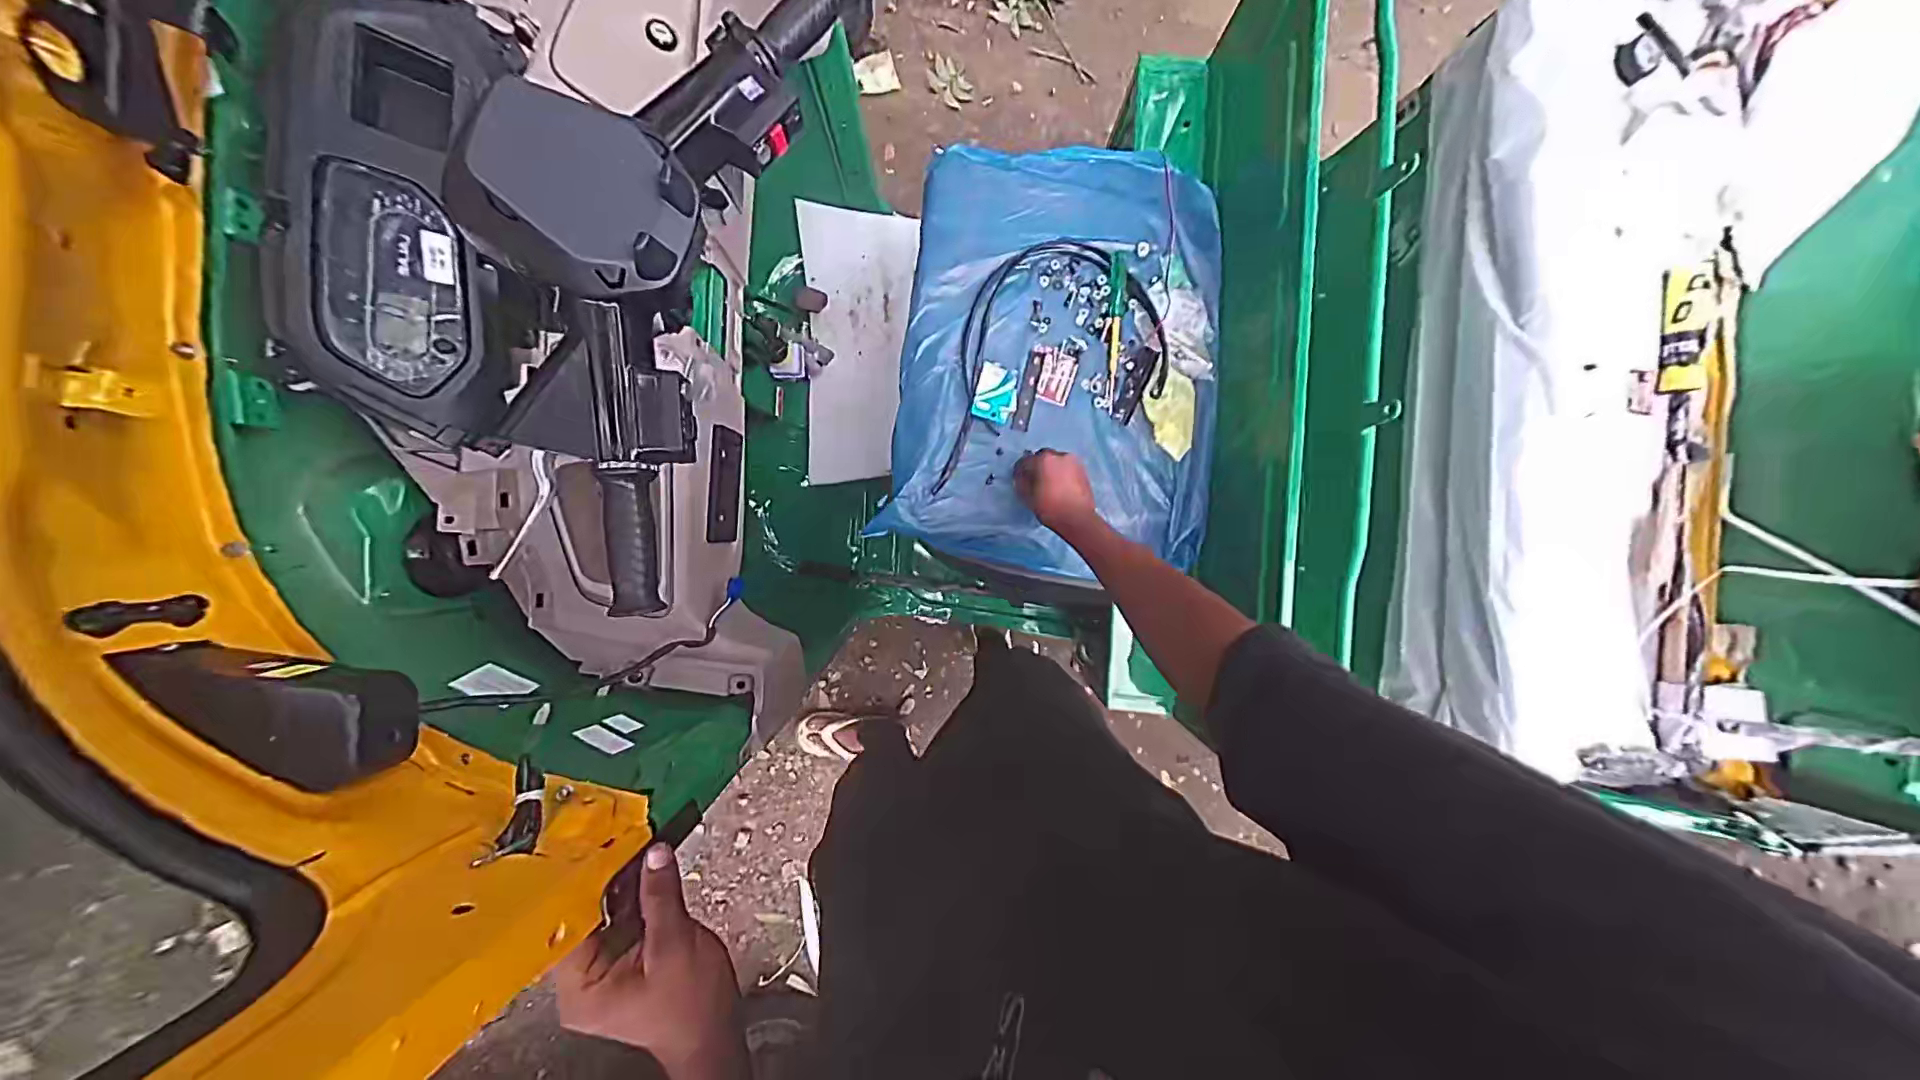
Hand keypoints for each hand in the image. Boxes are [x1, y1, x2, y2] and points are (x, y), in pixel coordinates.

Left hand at [554, 844, 746, 1079]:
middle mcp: (585, 978)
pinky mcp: (627, 953)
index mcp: (581, 989)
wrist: (715, 1029)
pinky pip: (627, 914)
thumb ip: (661, 896)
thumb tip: (655, 854)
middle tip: (623, 841)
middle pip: (589, 915)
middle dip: (609, 878)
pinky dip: (640, 891)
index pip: (571, 926)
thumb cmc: (691, 1007)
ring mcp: (606, 965)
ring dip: (626, 880)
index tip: (598, 851)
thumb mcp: (676, 946)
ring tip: (638, 846)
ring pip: (610, 910)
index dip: (584, 886)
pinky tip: (649, 866)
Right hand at [1015, 449, 1098, 539]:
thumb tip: (1022, 475)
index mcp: (1043, 459)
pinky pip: (1067, 469)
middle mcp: (1059, 455)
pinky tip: (1060, 486)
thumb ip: (1021, 481)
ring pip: (1056, 462)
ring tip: (1049, 484)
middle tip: (1035, 481)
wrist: (1078, 518)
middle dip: (1037, 467)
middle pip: (1043, 458)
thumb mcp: (1028, 496)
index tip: (1019, 479)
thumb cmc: (1050, 507)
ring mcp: (1074, 462)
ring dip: (1051, 469)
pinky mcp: (1083, 471)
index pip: (1025, 460)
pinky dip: (1062, 474)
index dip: (1020, 471)